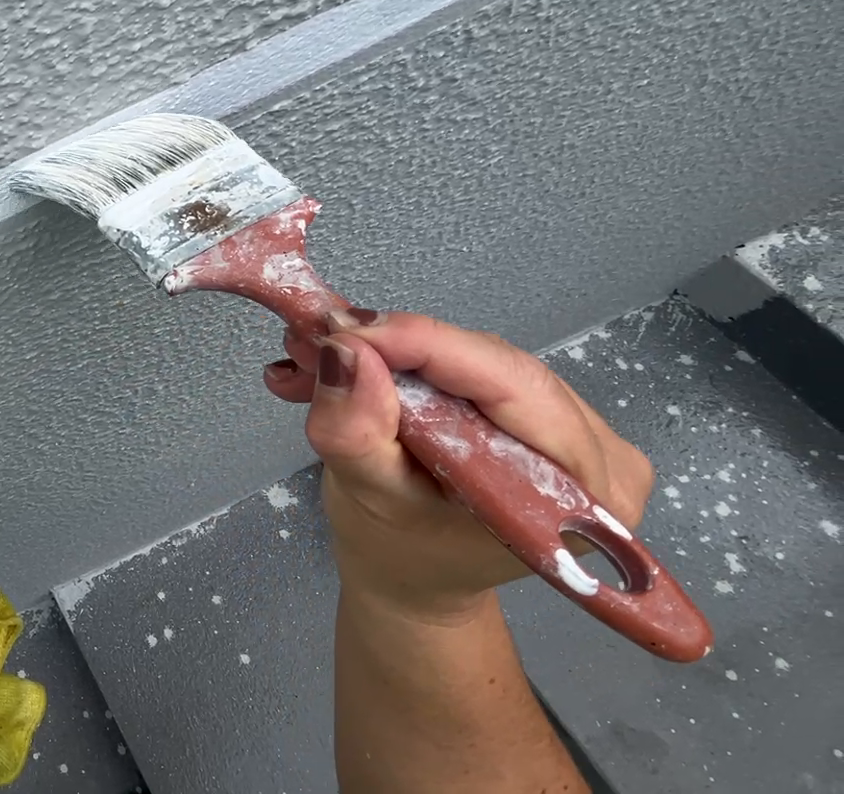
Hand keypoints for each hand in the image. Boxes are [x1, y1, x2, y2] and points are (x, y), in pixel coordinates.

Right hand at [261, 310, 654, 620]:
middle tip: (309, 341)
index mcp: (586, 483)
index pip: (508, 381)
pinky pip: (455, 366)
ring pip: (461, 357)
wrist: (412, 576)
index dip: (421, 342)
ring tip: (310, 361)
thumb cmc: (400, 553)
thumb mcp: (368, 496)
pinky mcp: (525, 410)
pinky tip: (336, 370)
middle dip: (389, 346)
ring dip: (379, 352)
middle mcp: (596, 446)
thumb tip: (344, 353)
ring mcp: (566, 424)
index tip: (339, 330)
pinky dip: (390, 360)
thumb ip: (358, 430)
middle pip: (484, 363)